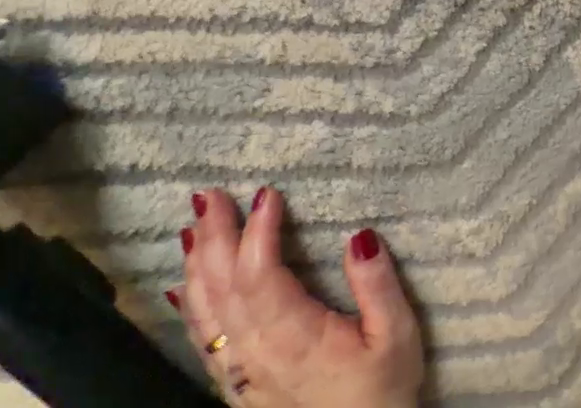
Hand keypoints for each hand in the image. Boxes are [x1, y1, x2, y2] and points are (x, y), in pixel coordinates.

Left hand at [170, 188, 422, 407]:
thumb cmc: (383, 386)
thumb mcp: (397, 333)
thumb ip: (378, 286)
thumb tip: (360, 236)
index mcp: (292, 335)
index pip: (261, 276)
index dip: (258, 234)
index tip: (266, 194)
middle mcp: (254, 351)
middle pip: (222, 288)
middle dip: (214, 239)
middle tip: (208, 195)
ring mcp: (239, 368)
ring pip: (205, 311)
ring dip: (195, 266)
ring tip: (191, 227)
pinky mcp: (237, 380)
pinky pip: (203, 337)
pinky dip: (190, 306)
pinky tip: (184, 288)